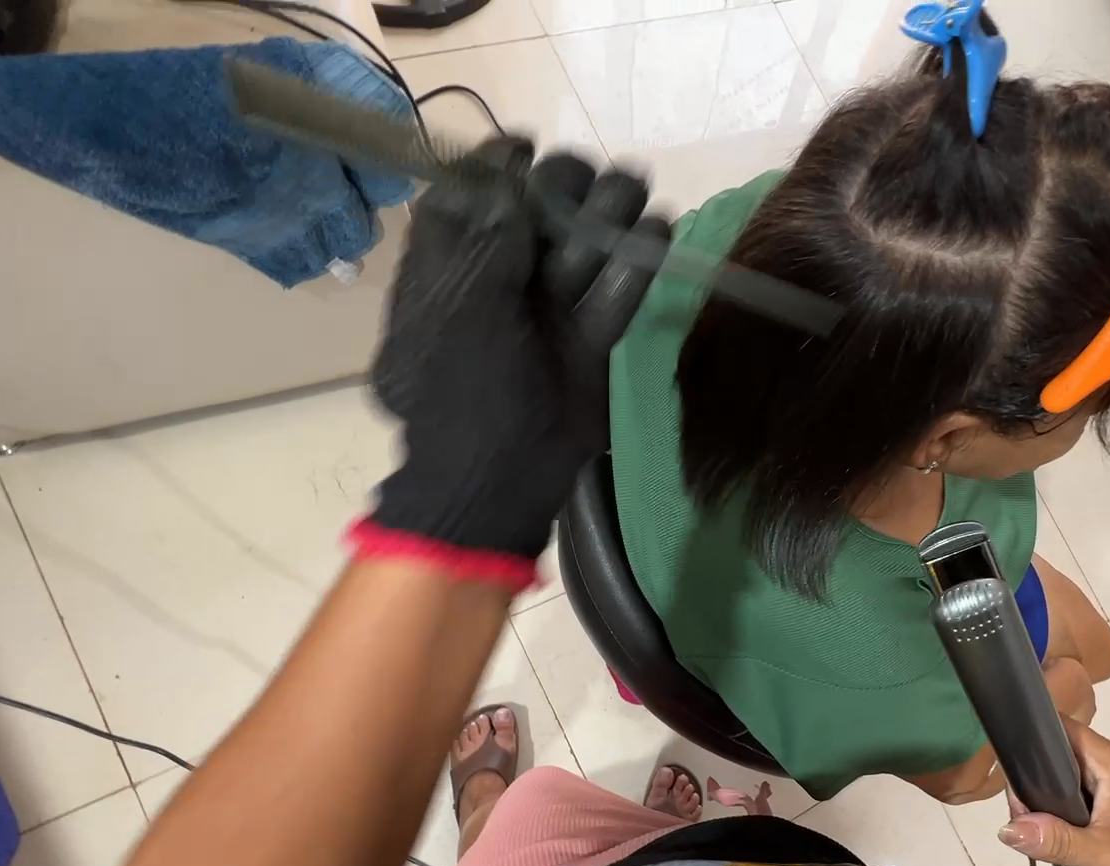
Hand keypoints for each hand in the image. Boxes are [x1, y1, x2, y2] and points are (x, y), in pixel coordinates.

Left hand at [359, 139, 670, 576]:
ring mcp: (545, 318)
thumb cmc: (462, 390)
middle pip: (533, 223)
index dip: (492, 170)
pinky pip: (613, 299)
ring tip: (638, 189)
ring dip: (608, 221)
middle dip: (563, 193)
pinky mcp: (586, 347)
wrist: (497, 476)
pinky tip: (660, 233)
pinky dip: (635, 269)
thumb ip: (486, 246)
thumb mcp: (463, 312)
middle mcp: (497, 288)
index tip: (523, 145)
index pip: (467, 204)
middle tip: (592, 177)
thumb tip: (509, 180)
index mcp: (449, 275)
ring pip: (579, 257)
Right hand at [997, 724, 1109, 865]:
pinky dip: (1053, 803)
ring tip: (1026, 822)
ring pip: (1062, 769)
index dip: (1031, 740)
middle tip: (1016, 812)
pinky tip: (1043, 827)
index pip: (1062, 728)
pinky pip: (1071, 786)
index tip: (1006, 770)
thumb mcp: (1099, 857)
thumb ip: (1053, 839)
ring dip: (1040, 792)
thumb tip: (1006, 828)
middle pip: (1058, 748)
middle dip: (1031, 774)